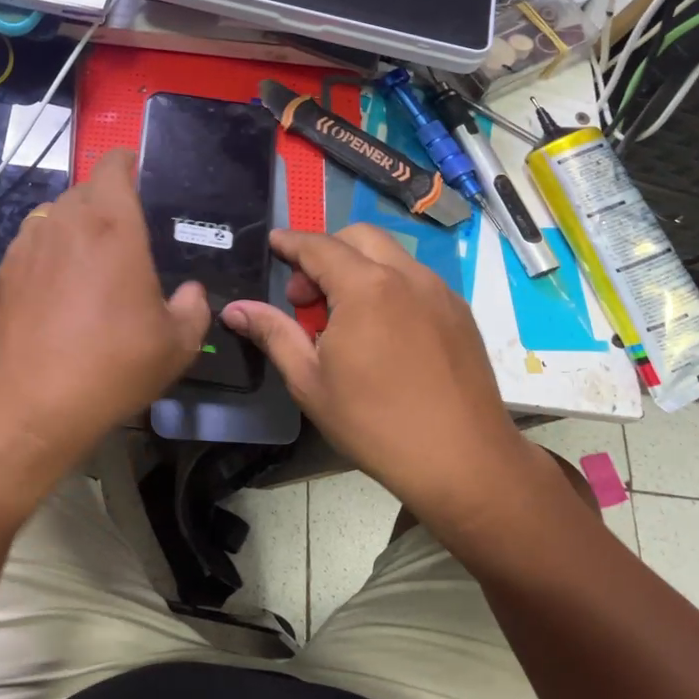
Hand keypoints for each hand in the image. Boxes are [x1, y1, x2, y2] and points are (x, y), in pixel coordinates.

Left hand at [0, 149, 210, 502]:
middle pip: (84, 191)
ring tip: (87, 266)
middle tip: (123, 237)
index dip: (128, 163)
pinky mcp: (0, 272)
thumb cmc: (111, 366)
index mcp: (112, 225)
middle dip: (105, 204)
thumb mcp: (175, 346)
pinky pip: (30, 247)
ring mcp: (25, 245)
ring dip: (72, 229)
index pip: (114, 165)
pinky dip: (46, 257)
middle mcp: (64, 222)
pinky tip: (53, 294)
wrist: (28, 403)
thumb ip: (192, 309)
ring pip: (53, 217)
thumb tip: (190, 293)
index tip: (140, 177)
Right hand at [220, 225, 538, 531]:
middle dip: (326, 253)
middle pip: (359, 238)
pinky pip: (415, 281)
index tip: (272, 244)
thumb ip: (273, 333)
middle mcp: (407, 276)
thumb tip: (235, 309)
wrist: (464, 461)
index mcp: (366, 288)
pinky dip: (388, 287)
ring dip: (359, 269)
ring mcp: (440, 293)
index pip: (318, 246)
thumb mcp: (309, 380)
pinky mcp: (460, 313)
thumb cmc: (375, 423)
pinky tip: (381, 333)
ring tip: (343, 319)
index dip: (290, 242)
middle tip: (306, 298)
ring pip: (391, 257)